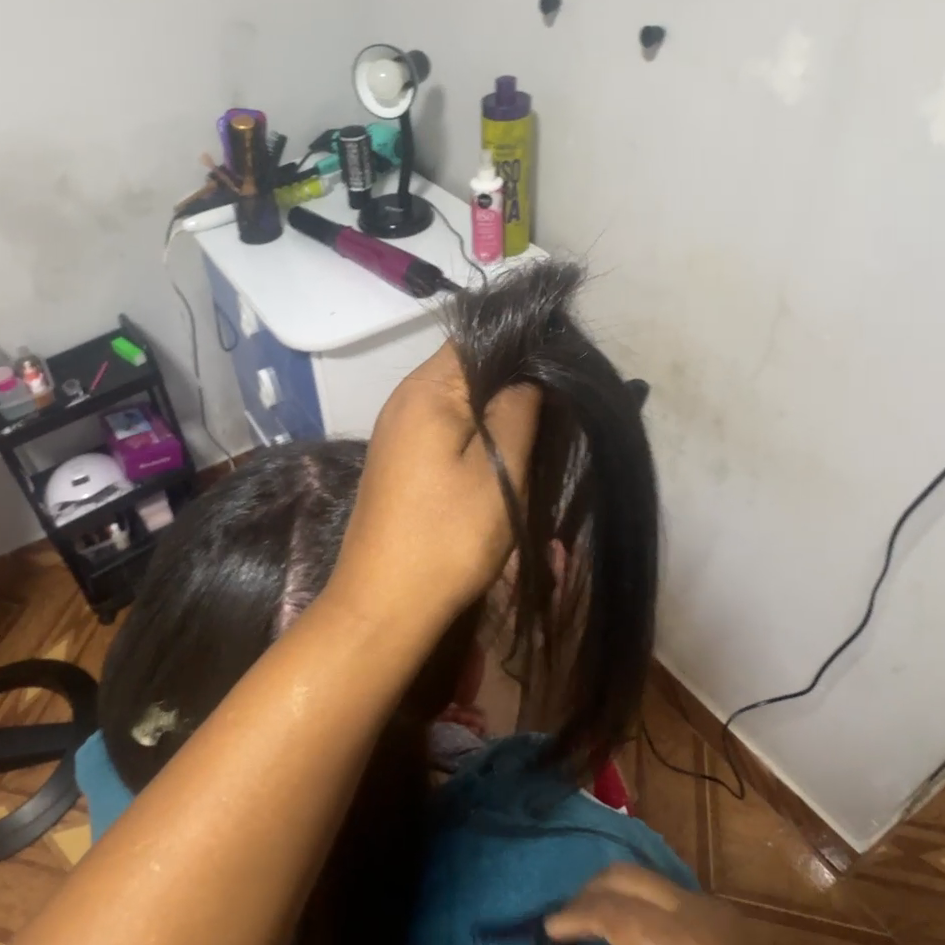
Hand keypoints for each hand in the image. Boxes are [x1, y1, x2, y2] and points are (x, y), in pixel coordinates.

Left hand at [326, 342, 540, 624]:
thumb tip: (530, 374)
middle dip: (512, 382)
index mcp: (425, 390)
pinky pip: (444, 429)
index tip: (562, 365)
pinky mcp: (399, 461)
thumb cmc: (446, 537)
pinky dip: (475, 436)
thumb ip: (517, 412)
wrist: (383, 605)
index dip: (521, 346)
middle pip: (467, 369)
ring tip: (538, 432)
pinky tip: (501, 458)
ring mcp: (397, 432)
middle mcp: (404, 400)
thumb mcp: (499, 473)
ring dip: (496, 413)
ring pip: (457, 402)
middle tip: (559, 406)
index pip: (477, 339)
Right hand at [545, 864, 745, 944]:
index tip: (548, 929)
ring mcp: (717, 914)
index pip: (608, 909)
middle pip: (625, 876)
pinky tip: (641, 937)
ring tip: (597, 923)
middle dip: (589, 891)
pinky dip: (645, 907)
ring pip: (650, 882)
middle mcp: (693, 912)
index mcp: (673, 940)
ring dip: (618, 894)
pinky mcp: (733, 924)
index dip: (572, 915)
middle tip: (567, 919)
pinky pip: (674, 899)